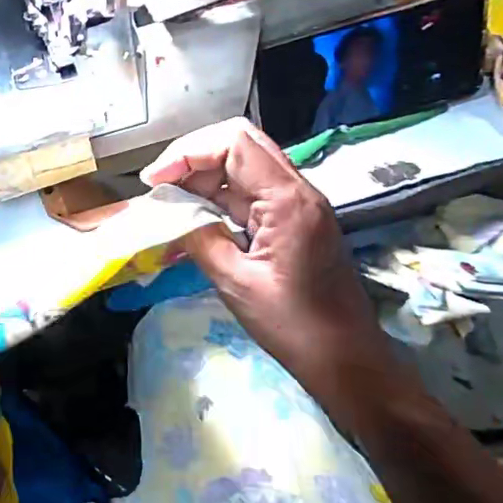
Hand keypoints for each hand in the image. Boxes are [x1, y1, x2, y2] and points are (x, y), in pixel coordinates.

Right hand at [141, 118, 399, 409]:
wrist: (346, 359)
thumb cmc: (294, 326)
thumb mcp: (235, 283)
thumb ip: (199, 239)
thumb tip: (169, 215)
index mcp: (288, 201)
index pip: (234, 143)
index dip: (187, 152)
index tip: (156, 181)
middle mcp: (297, 191)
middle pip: (240, 143)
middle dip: (193, 156)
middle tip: (160, 184)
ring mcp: (296, 205)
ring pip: (242, 166)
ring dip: (202, 177)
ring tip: (168, 202)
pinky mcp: (291, 221)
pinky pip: (249, 193)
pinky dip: (216, 197)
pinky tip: (192, 217)